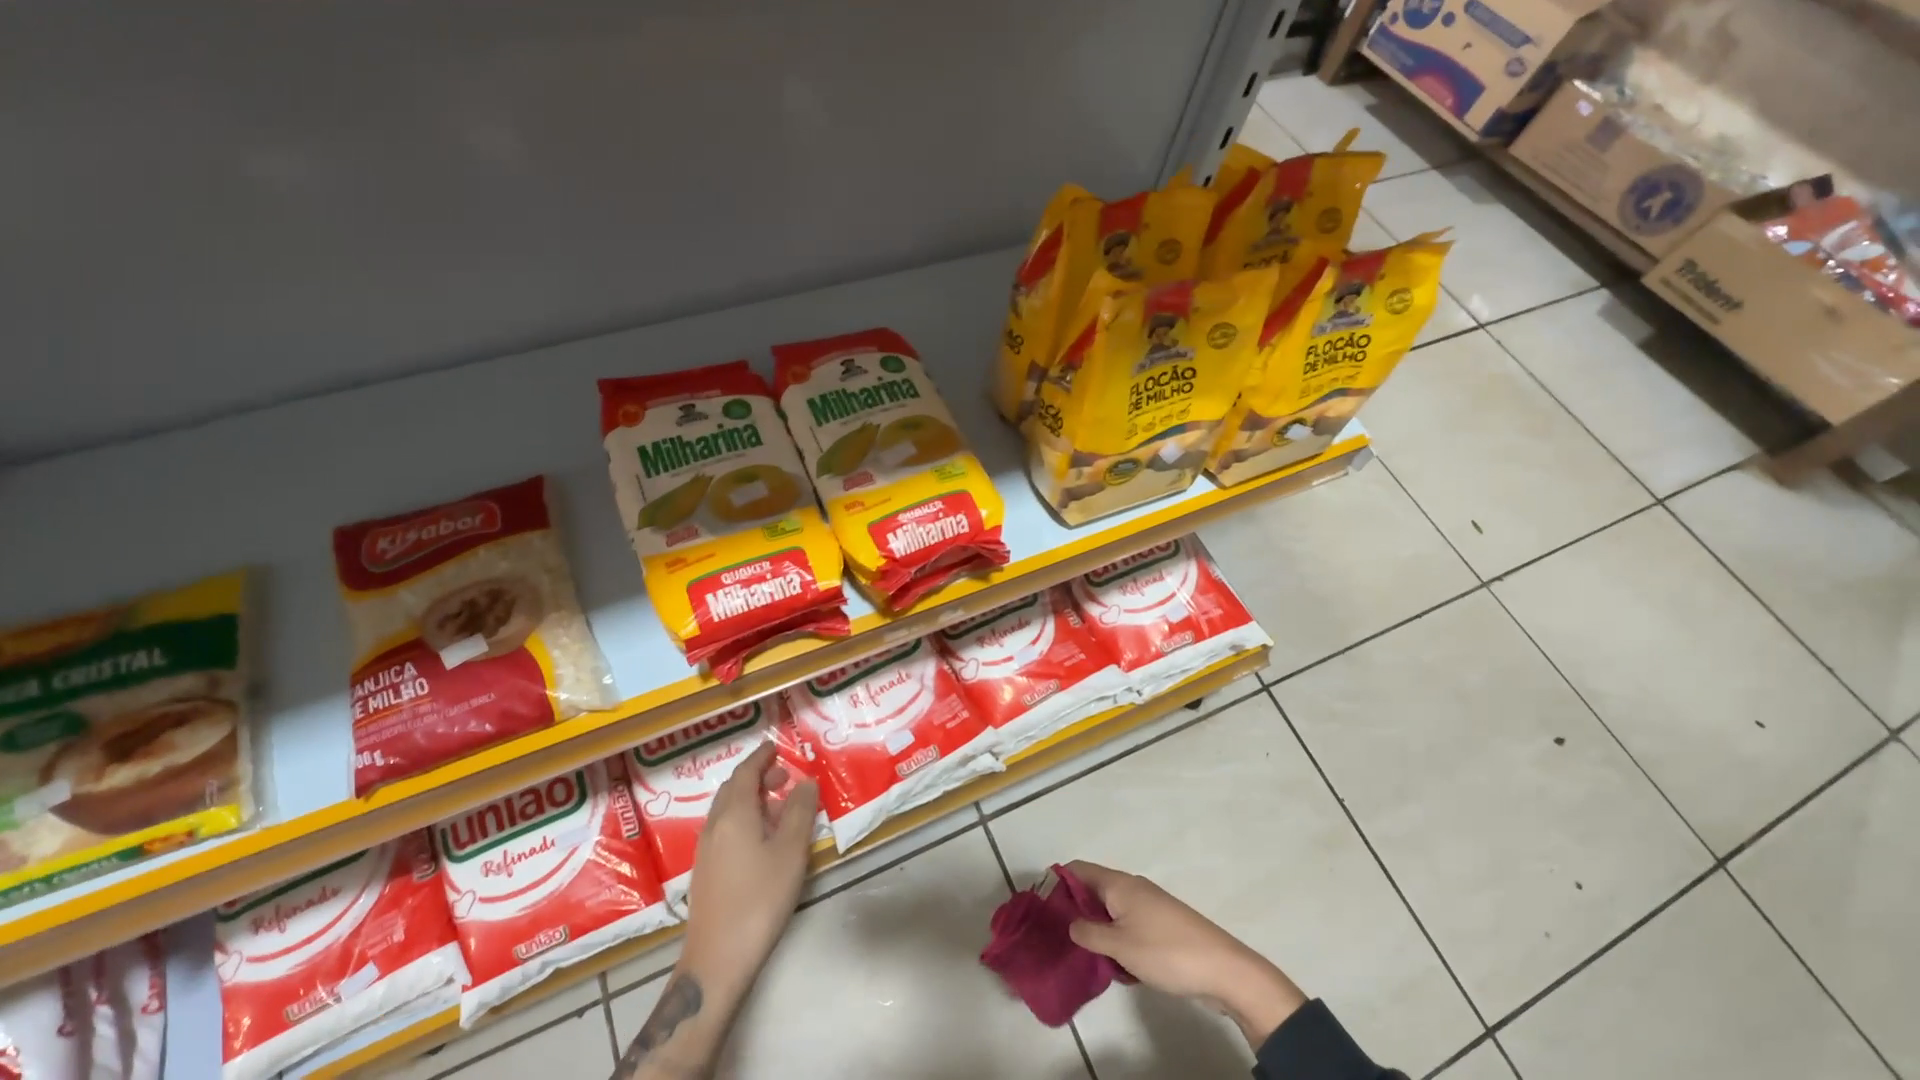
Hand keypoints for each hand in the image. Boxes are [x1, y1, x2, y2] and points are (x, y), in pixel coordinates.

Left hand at [681, 742, 819, 997]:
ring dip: (749, 799)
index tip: (774, 746)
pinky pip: (724, 829)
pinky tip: (760, 839)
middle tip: (783, 777)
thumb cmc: (760, 898)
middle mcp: (714, 825)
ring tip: (776, 807)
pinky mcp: (705, 871)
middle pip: (733, 789)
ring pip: (726, 810)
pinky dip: (742, 819)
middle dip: (756, 777)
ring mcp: (706, 850)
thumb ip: (798, 812)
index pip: (745, 773)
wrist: (718, 956)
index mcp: (734, 814)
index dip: (760, 757)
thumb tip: (805, 782)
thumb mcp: (790, 852)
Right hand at [1064, 860, 1306, 1047]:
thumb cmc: (1167, 953)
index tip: (1040, 905)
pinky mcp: (1161, 927)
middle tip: (1055, 933)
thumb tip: (1071, 924)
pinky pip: (1127, 926)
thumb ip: (1089, 933)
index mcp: (1120, 884)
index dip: (1057, 882)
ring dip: (1096, 928)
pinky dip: (1116, 940)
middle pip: (1093, 889)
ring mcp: (1150, 907)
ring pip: (1111, 911)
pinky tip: (1112, 964)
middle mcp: (1133, 888)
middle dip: (1074, 908)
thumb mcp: (1119, 946)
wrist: (1224, 971)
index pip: (1079, 870)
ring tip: (1079, 952)